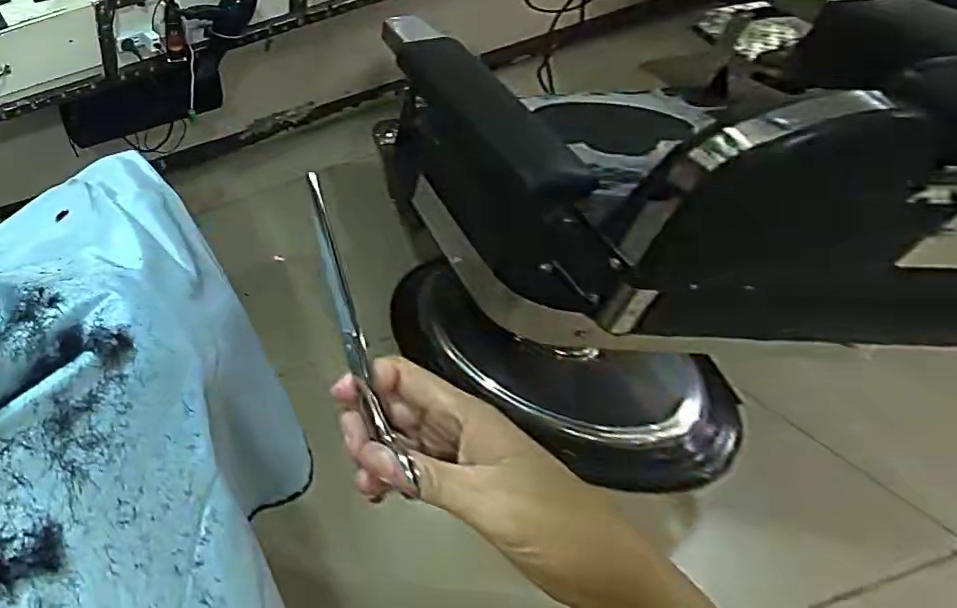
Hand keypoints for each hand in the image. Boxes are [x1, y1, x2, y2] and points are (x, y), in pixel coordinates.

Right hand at [334, 357, 712, 607]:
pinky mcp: (464, 485)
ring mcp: (461, 457)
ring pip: (401, 438)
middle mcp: (458, 428)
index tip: (341, 398)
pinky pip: (414, 468)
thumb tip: (369, 455)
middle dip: (367, 423)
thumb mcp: (487, 500)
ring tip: (366, 482)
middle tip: (356, 453)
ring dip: (376, 454)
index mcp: (466, 415)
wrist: (615, 579)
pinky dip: (393, 476)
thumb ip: (423, 475)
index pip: (405, 376)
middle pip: (395, 406)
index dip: (369, 378)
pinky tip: (381, 493)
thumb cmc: (558, 526)